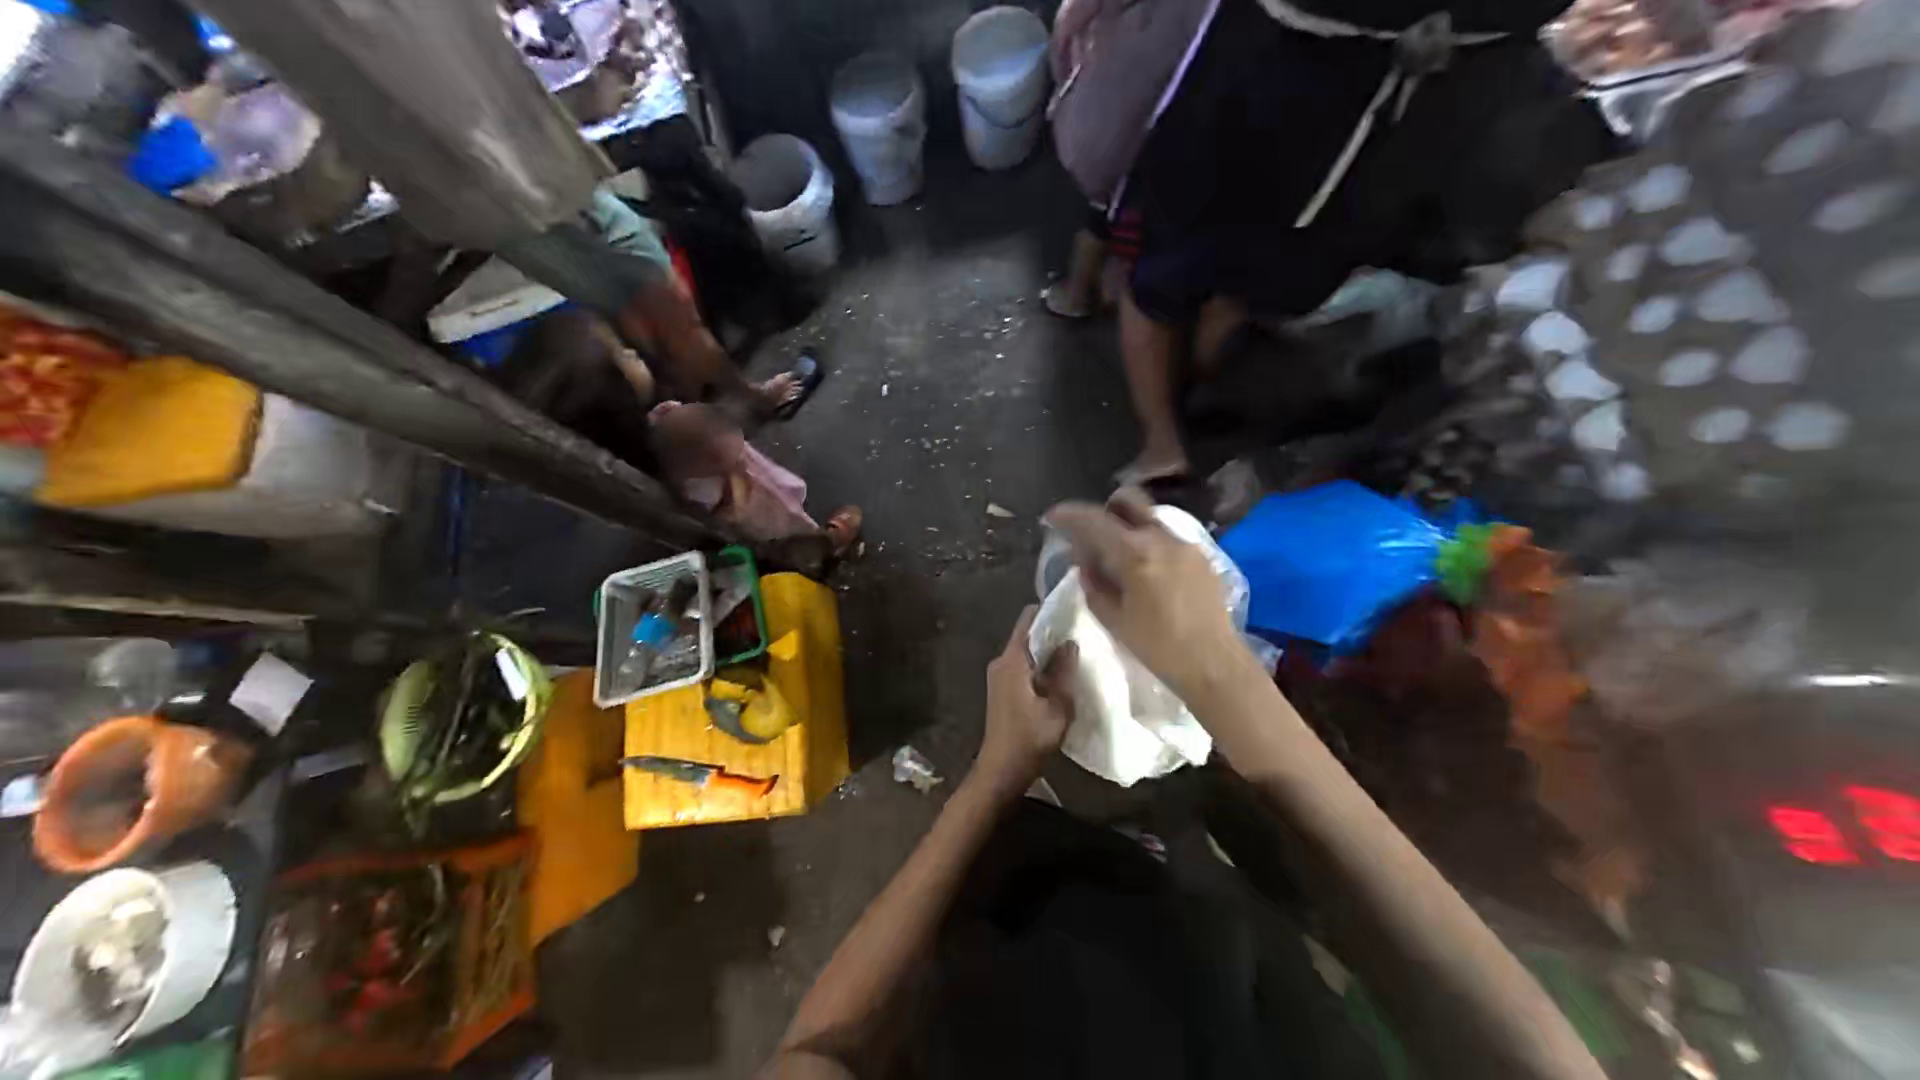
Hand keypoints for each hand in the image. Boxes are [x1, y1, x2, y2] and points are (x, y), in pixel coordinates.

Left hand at [975, 606, 1077, 793]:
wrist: (1001, 769)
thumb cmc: (1030, 738)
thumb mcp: (1057, 706)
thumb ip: (1064, 671)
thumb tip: (1070, 641)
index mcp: (1012, 660)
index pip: (1028, 620)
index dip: (1049, 610)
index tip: (1074, 608)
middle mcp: (1001, 661)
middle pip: (1027, 634)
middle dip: (1052, 630)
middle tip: (1082, 629)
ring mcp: (999, 675)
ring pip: (1026, 651)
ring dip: (1047, 649)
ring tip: (1077, 649)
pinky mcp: (1002, 689)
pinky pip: (1023, 666)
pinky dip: (1040, 664)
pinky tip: (1061, 672)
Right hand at [1042, 488, 1239, 693]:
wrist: (1214, 664)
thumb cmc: (1157, 647)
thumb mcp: (1112, 618)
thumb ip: (1092, 582)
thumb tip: (1084, 562)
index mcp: (1135, 554)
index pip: (1094, 520)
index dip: (1068, 515)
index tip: (1052, 518)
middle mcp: (1162, 539)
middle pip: (1127, 502)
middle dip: (1103, 510)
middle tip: (1090, 533)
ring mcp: (1185, 545)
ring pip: (1148, 519)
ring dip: (1127, 528)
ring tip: (1117, 558)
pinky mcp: (1201, 557)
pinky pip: (1166, 538)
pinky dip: (1148, 544)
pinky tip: (1145, 573)